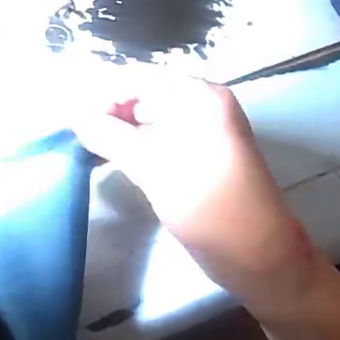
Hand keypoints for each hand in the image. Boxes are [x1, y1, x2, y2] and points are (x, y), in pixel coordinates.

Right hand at [71, 67, 321, 321]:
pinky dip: (135, 142)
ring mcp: (203, 126)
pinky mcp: (199, 150)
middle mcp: (204, 102)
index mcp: (201, 96)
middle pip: (142, 92)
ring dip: (119, 127)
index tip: (74, 121)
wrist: (265, 262)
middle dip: (108, 110)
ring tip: (90, 147)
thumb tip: (74, 116)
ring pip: (148, 114)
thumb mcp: (154, 172)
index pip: (138, 77)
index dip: (103, 94)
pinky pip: (159, 133)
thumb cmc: (213, 212)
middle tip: (79, 137)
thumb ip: (111, 138)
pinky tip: (113, 157)